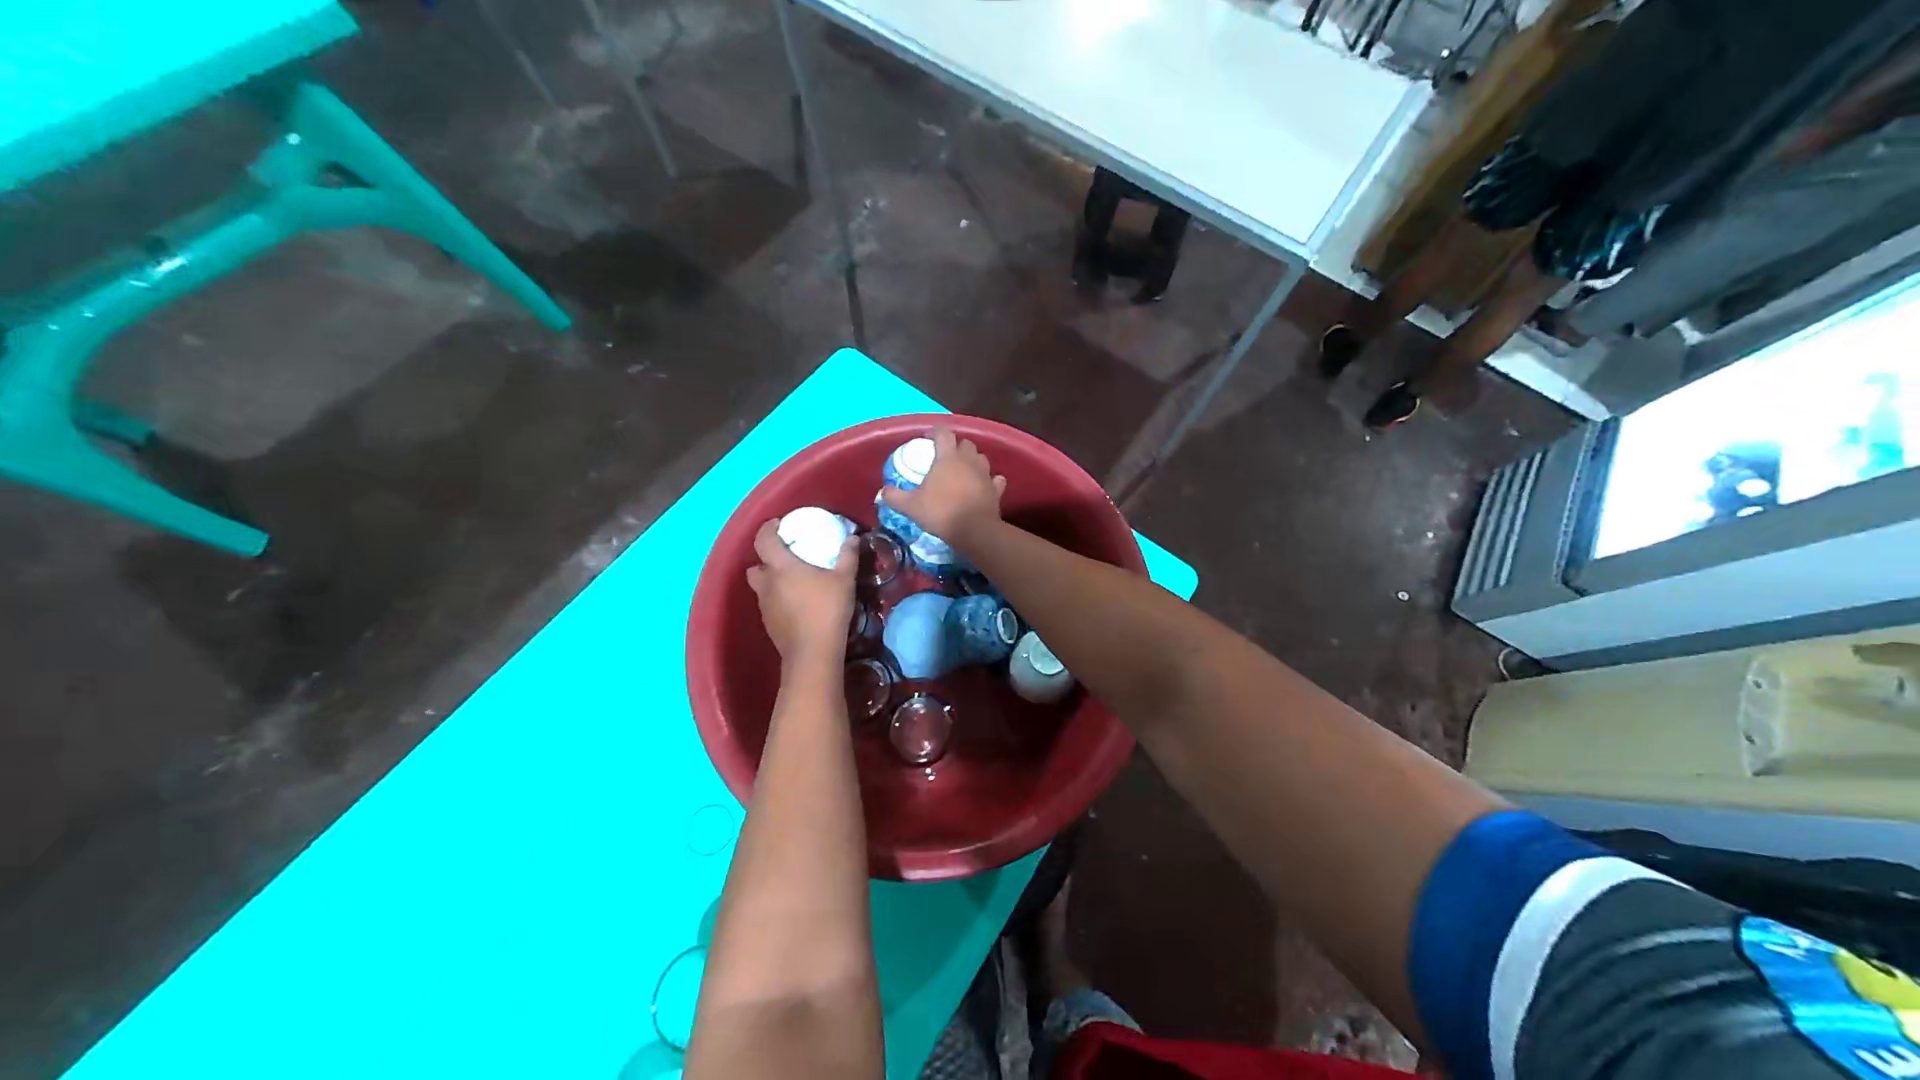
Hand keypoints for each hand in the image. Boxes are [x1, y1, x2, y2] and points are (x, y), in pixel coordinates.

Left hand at [746, 518, 858, 669]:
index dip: (768, 528)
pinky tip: (797, 604)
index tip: (779, 524)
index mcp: (780, 567)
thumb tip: (852, 538)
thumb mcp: (844, 580)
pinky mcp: (769, 624)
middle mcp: (766, 584)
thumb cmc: (827, 609)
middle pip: (755, 565)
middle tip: (786, 557)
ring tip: (793, 582)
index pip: (764, 540)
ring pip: (761, 587)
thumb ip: (847, 556)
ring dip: (772, 581)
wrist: (813, 652)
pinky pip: (769, 604)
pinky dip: (778, 599)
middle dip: (766, 559)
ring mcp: (765, 606)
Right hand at [879, 427, 1006, 545]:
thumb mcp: (911, 506)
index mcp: (947, 457)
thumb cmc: (941, 512)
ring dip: (973, 461)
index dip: (935, 431)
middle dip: (956, 446)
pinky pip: (995, 479)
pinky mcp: (996, 489)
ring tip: (964, 471)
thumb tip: (882, 492)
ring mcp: (985, 474)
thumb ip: (895, 497)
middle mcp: (968, 460)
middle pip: (965, 443)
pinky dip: (990, 480)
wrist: (974, 531)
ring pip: (981, 458)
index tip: (928, 437)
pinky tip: (985, 485)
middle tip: (946, 457)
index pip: (943, 433)